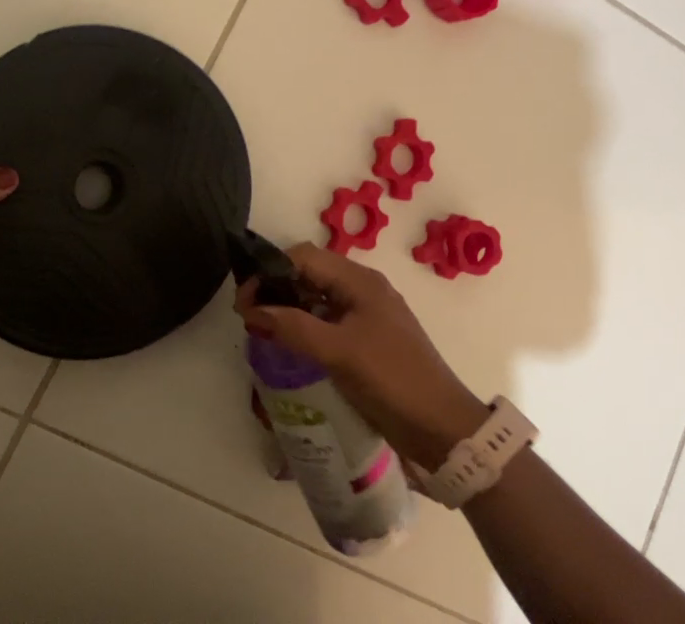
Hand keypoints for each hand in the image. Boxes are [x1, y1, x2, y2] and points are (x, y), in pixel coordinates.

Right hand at [236, 243, 488, 470]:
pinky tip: (286, 348)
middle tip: (247, 318)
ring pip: (315, 299)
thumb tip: (251, 310)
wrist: (441, 427)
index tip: (243, 302)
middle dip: (275, 289)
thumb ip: (292, 327)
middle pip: (308, 274)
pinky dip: (302, 328)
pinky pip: (325, 323)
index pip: (303, 257)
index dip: (269, 272)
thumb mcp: (339, 352)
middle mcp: (362, 291)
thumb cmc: (392, 380)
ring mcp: (365, 317)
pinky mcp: (364, 342)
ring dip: (287, 310)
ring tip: (260, 333)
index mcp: (360, 282)